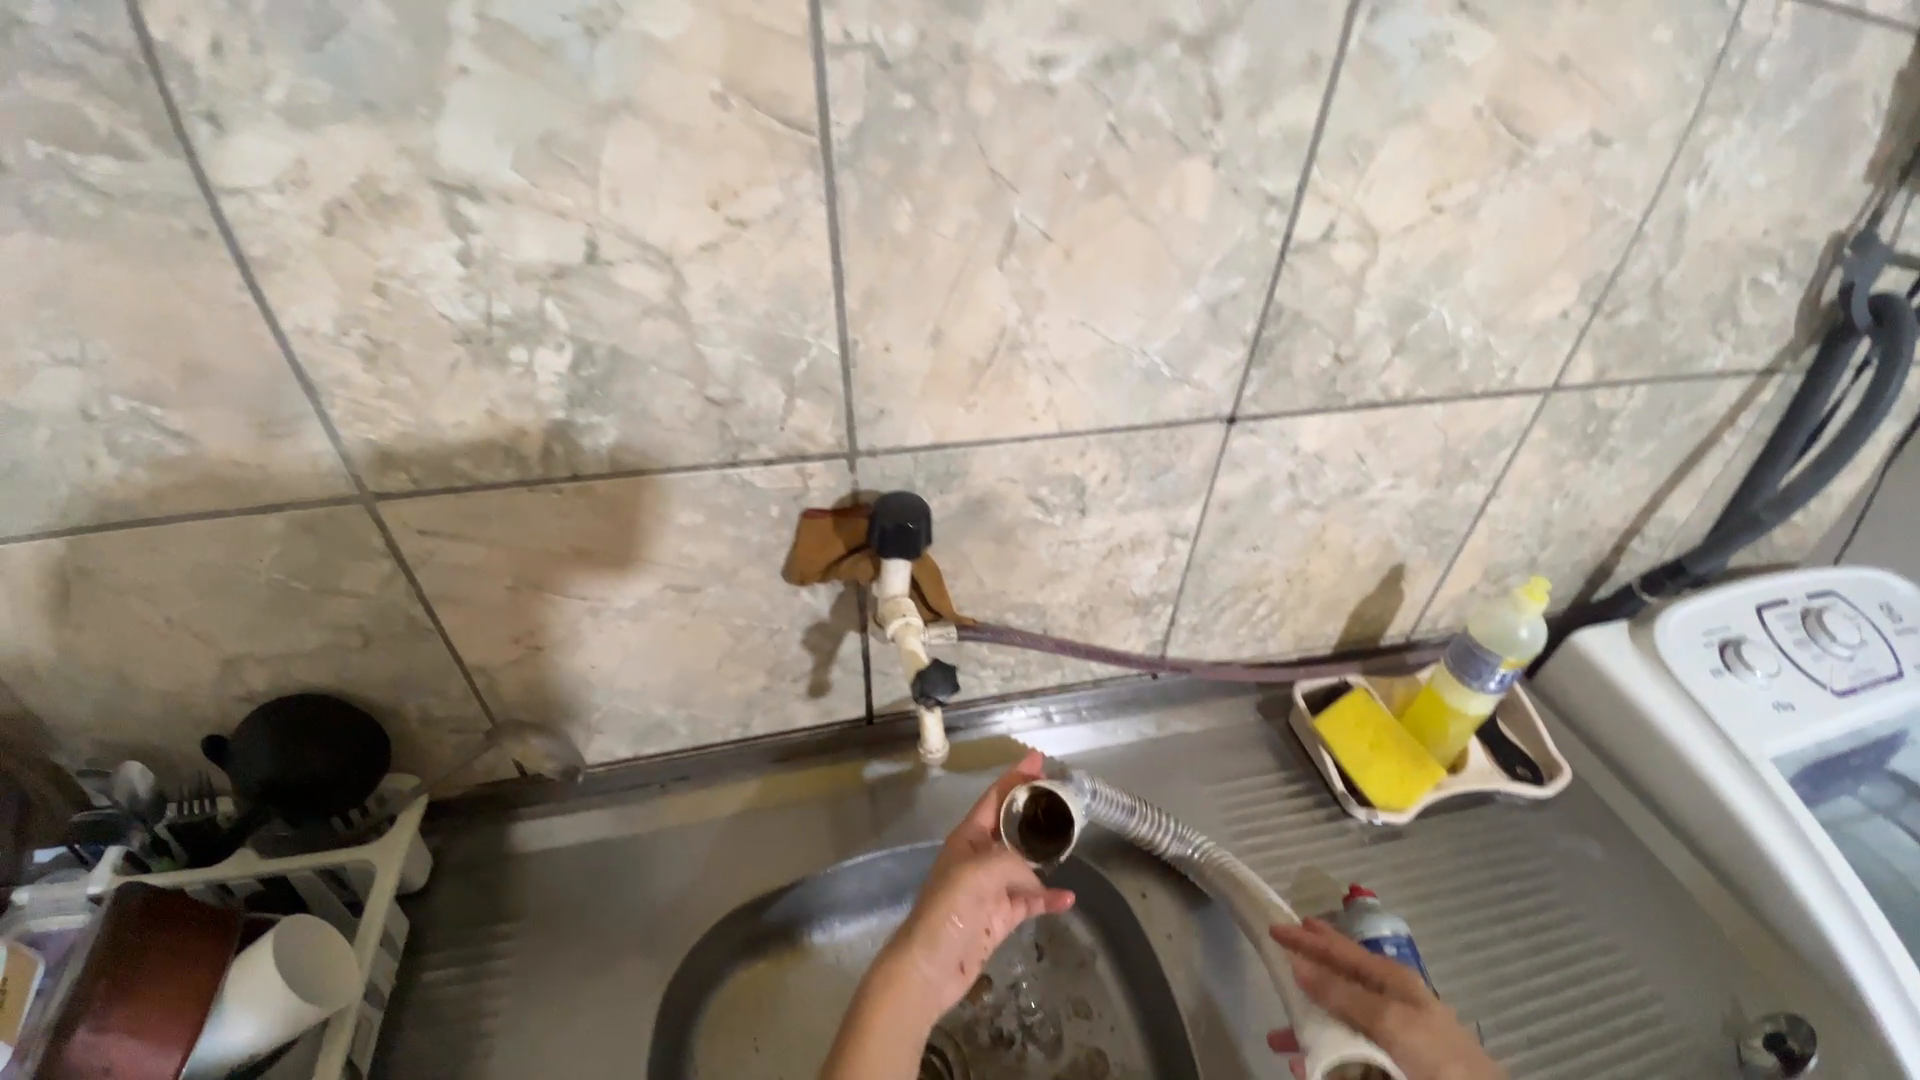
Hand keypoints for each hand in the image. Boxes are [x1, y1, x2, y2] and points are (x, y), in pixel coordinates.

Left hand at [822, 752, 1074, 1078]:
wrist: (929, 966)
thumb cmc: (946, 912)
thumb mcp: (977, 874)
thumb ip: (1010, 861)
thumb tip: (1034, 875)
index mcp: (968, 838)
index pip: (995, 798)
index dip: (1015, 777)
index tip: (1038, 759)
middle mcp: (979, 857)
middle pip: (1013, 827)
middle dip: (1035, 811)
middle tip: (1064, 796)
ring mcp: (990, 888)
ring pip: (1024, 864)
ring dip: (1046, 855)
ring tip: (1071, 840)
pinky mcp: (999, 917)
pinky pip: (1029, 901)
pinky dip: (1047, 898)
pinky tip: (1067, 898)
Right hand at [1266, 919, 1503, 1079]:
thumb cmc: (1441, 1061)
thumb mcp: (1390, 1022)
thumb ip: (1343, 994)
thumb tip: (1297, 962)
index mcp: (1392, 982)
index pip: (1341, 950)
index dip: (1308, 937)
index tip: (1274, 926)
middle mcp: (1388, 1004)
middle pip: (1337, 982)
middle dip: (1305, 978)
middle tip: (1275, 966)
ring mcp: (1388, 1039)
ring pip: (1336, 1024)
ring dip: (1306, 1030)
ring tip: (1278, 1039)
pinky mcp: (1386, 1068)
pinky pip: (1344, 1058)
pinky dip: (1322, 1061)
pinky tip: (1305, 1070)